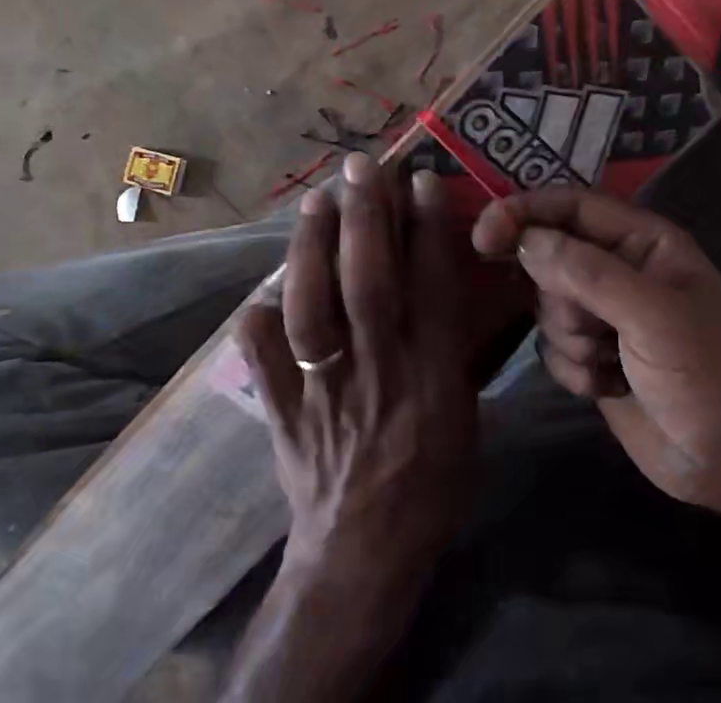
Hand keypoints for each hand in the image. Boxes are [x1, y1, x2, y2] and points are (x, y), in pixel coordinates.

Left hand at [238, 153, 482, 570]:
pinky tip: (260, 295)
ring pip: (312, 310)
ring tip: (314, 202)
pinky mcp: (283, 411)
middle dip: (364, 219)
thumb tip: (439, 284)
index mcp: (433, 382)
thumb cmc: (429, 484)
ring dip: (311, 250)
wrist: (362, 553)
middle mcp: (379, 376)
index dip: (427, 231)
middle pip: (368, 286)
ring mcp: (324, 393)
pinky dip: (257, 322)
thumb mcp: (463, 418)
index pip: (432, 291)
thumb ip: (451, 351)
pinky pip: (262, 360)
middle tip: (359, 167)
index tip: (420, 180)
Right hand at [471, 188, 720, 530]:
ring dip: (570, 339)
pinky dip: (573, 369)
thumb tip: (524, 240)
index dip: (523, 212)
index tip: (482, 235)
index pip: (569, 206)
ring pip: (544, 306)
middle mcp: (618, 270)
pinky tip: (609, 386)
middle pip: (548, 258)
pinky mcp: (590, 355)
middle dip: (559, 299)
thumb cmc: (713, 378)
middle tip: (596, 329)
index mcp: (643, 243)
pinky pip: (550, 347)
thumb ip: (589, 273)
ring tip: (613, 362)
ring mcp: (603, 315)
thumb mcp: (657, 318)